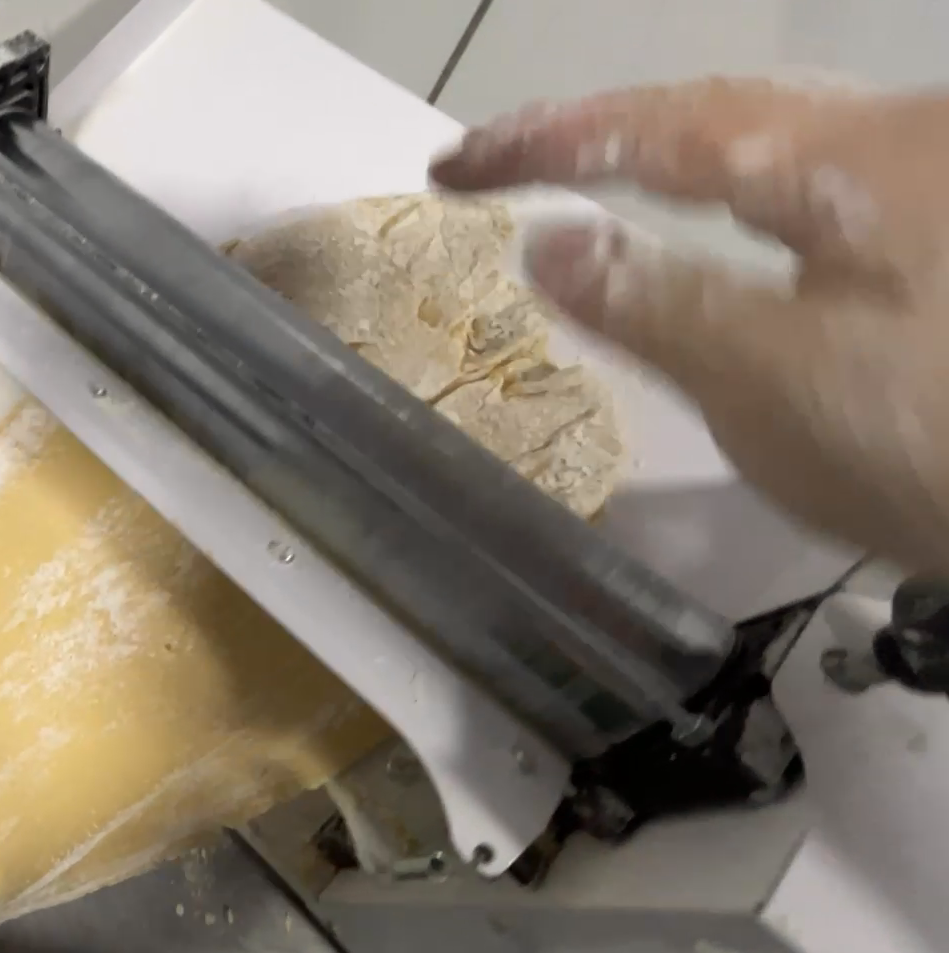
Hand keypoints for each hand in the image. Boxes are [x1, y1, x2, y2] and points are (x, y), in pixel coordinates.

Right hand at [431, 78, 948, 572]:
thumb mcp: (769, 377)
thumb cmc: (926, 439)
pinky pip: (776, 182)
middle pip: (709, 113)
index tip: (450, 169)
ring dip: (635, 147)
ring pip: (748, 140)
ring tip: (550, 166)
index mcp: (859, 166)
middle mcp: (899, 145)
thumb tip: (544, 241)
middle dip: (582, 130)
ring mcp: (920, 186)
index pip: (665, 133)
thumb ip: (653, 302)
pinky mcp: (920, 234)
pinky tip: (668, 202)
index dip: (545, 145)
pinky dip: (691, 181)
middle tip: (484, 159)